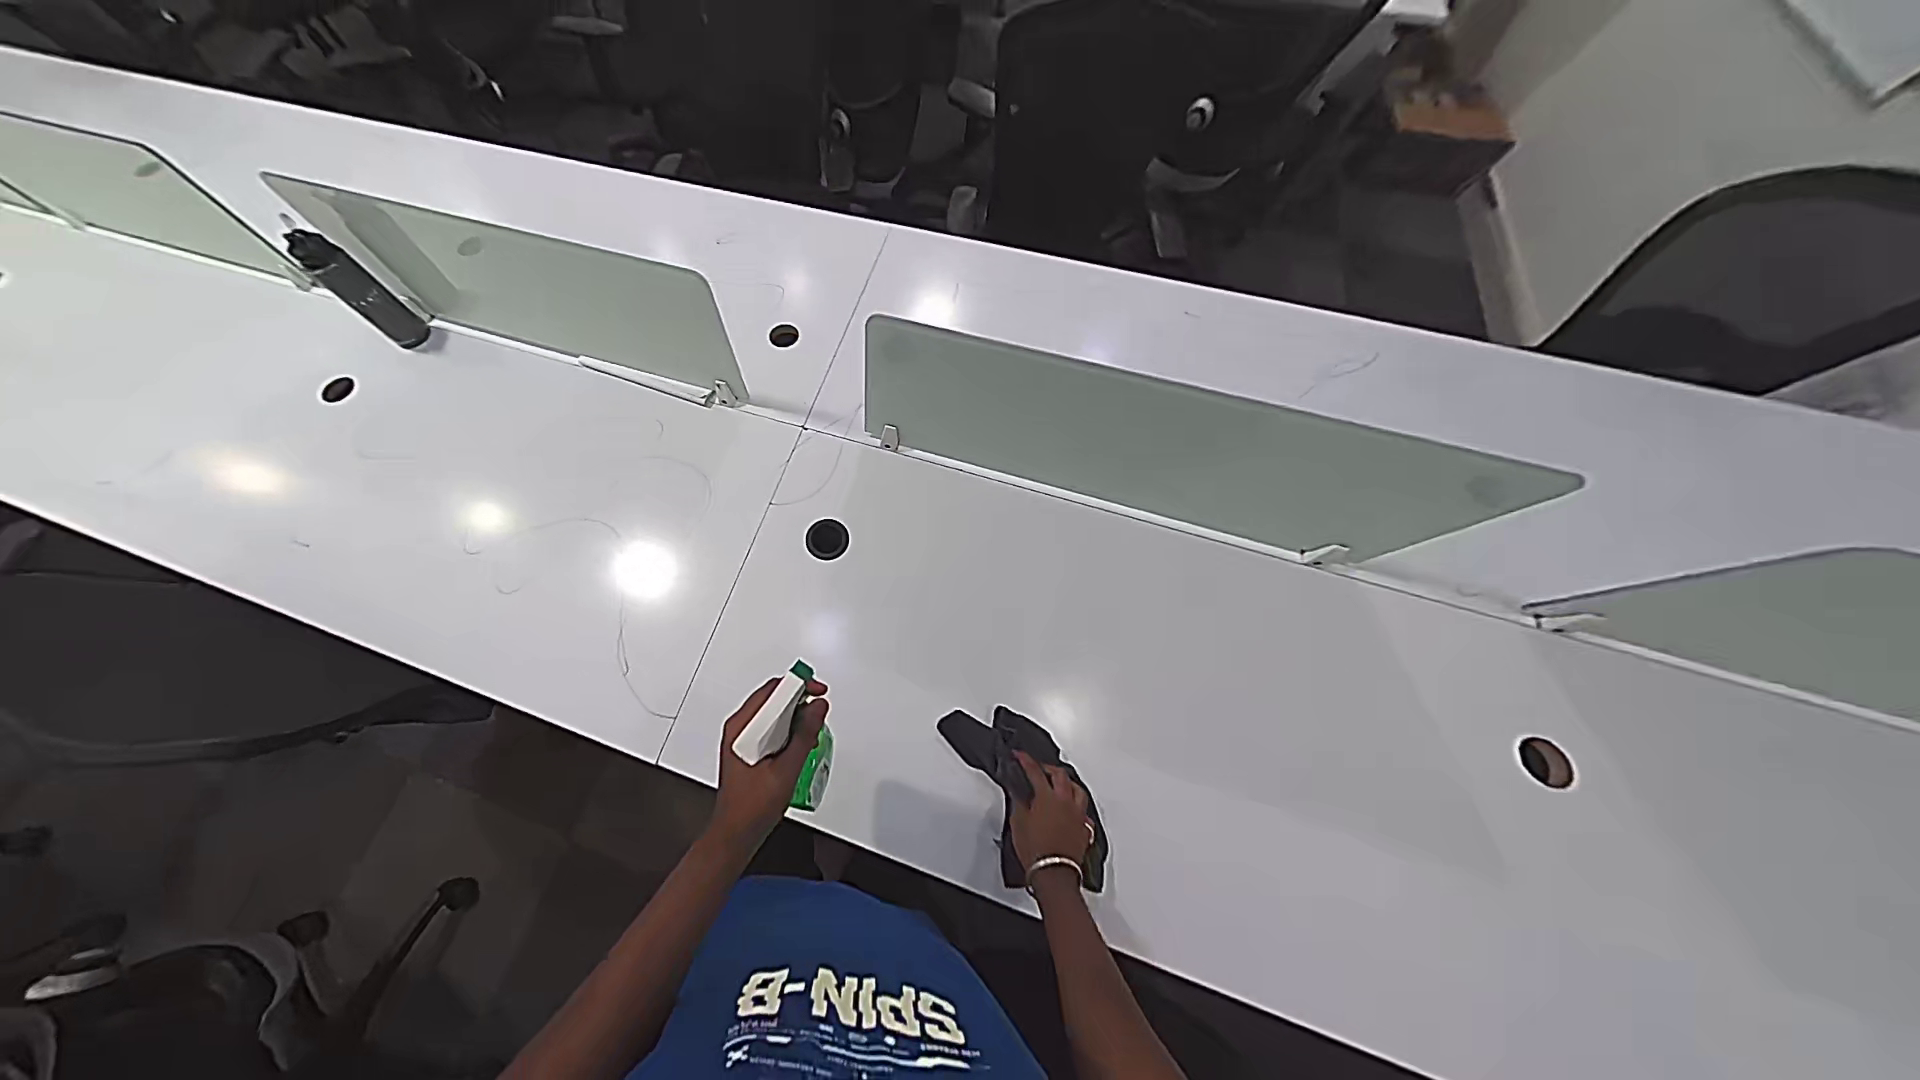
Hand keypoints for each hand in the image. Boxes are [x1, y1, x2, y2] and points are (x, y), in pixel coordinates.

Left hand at [712, 676, 828, 848]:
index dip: (799, 686)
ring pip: (773, 711)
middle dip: (800, 700)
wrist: (736, 833)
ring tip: (810, 732)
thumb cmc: (753, 806)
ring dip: (795, 715)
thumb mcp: (786, 768)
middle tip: (819, 709)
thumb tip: (818, 706)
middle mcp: (739, 727)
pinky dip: (788, 727)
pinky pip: (770, 725)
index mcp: (742, 728)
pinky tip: (799, 744)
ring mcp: (742, 737)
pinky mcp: (747, 746)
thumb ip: (804, 734)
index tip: (819, 691)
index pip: (773, 691)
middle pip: (772, 697)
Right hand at [1009, 750, 1090, 881]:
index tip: (1020, 755)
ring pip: (1077, 789)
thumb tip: (1018, 793)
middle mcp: (1066, 802)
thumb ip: (1019, 802)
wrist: (1053, 873)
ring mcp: (1077, 815)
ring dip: (1067, 782)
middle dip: (1048, 768)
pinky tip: (1073, 808)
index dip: (1026, 760)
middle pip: (1060, 775)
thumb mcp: (1018, 822)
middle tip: (1038, 767)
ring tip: (1060, 783)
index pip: (1035, 771)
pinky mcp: (1084, 828)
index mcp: (1047, 797)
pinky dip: (1077, 805)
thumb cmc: (1036, 851)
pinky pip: (1083, 810)